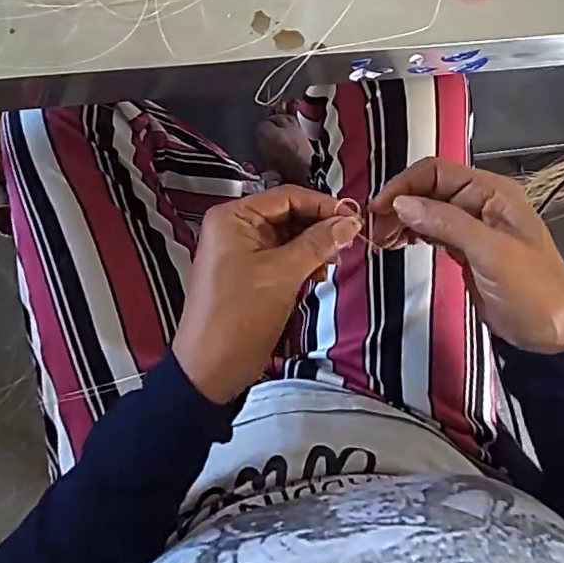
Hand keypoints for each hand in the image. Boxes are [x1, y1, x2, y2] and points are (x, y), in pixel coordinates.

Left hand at [172, 186, 362, 403]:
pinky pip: (279, 254)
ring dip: (312, 246)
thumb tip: (346, 222)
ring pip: (286, 235)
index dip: (321, 204)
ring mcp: (238, 248)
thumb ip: (317, 243)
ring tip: (330, 262)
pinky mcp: (246, 270)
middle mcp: (232, 226)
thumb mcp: (283, 274)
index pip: (285, 196)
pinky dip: (300, 262)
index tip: (352, 217)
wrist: (211, 366)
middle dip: (318, 227)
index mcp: (232, 217)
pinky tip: (314, 275)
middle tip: (347, 241)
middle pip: (286, 213)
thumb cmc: (236, 318)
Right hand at [370, 158, 563, 354]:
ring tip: (381, 238)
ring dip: (398, 219)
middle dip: (397, 204)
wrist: (553, 340)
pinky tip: (395, 242)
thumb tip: (401, 203)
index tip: (380, 208)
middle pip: (425, 188)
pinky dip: (407, 233)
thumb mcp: (493, 254)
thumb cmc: (535, 293)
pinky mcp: (461, 246)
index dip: (404, 185)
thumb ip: (447, 223)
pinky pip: (426, 228)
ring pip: (422, 208)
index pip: (436, 171)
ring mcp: (469, 224)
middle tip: (375, 228)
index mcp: (492, 193)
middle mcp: (479, 202)